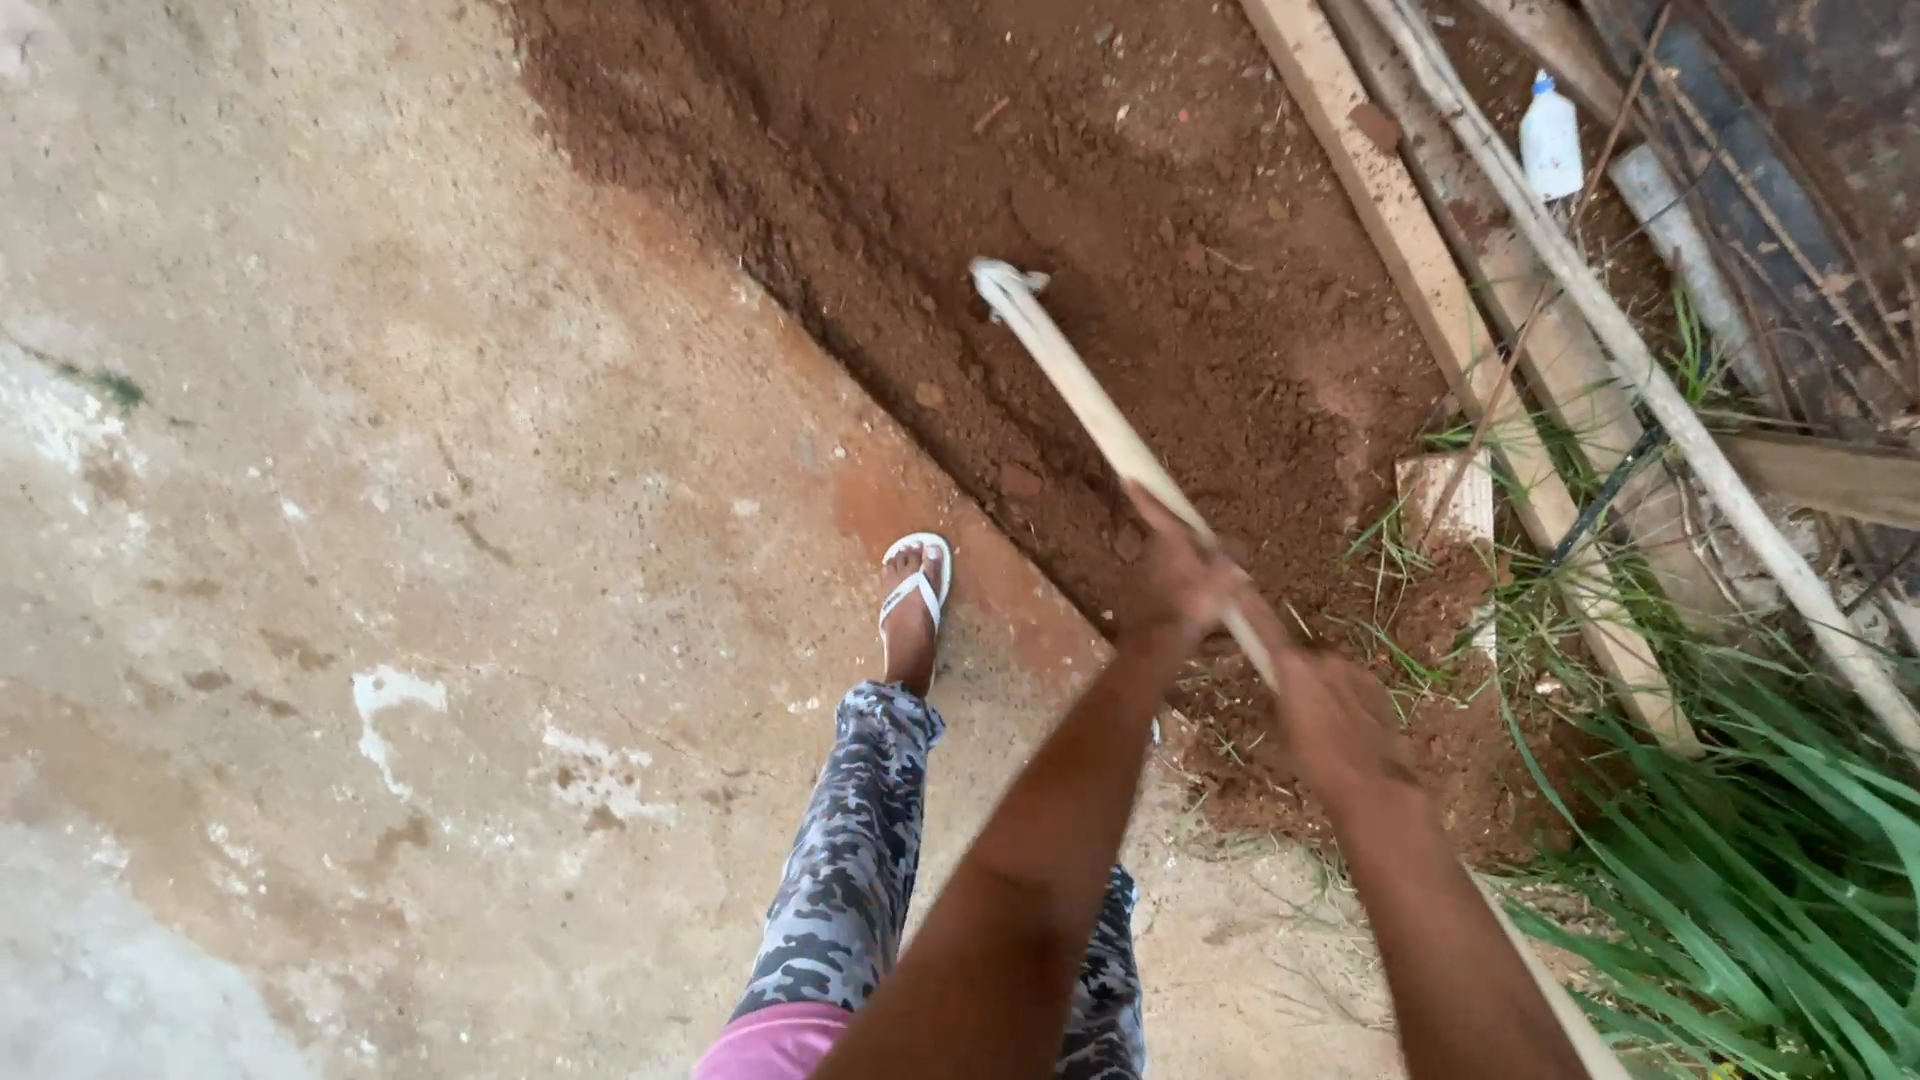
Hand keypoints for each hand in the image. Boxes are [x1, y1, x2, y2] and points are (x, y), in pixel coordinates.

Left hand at [1122, 482, 1248, 643]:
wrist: (1158, 642)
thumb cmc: (1193, 605)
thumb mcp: (1224, 580)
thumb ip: (1230, 560)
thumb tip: (1235, 549)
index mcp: (1170, 541)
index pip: (1155, 511)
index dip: (1143, 494)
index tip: (1127, 478)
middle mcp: (1151, 551)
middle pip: (1170, 539)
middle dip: (1186, 546)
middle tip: (1209, 562)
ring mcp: (1141, 572)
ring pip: (1166, 563)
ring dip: (1181, 570)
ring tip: (1203, 591)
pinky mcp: (1137, 593)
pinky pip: (1160, 583)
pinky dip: (1172, 589)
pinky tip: (1187, 606)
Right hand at [1231, 586, 1404, 801]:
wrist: (1373, 783)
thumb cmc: (1314, 760)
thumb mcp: (1280, 728)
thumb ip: (1277, 695)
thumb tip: (1277, 686)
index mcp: (1292, 665)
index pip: (1263, 625)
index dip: (1248, 606)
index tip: (1236, 589)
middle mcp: (1323, 656)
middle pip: (1300, 648)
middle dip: (1293, 663)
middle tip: (1289, 694)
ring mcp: (1354, 667)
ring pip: (1326, 664)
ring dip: (1319, 678)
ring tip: (1320, 715)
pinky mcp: (1376, 683)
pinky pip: (1349, 678)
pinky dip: (1342, 690)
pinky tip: (1343, 720)